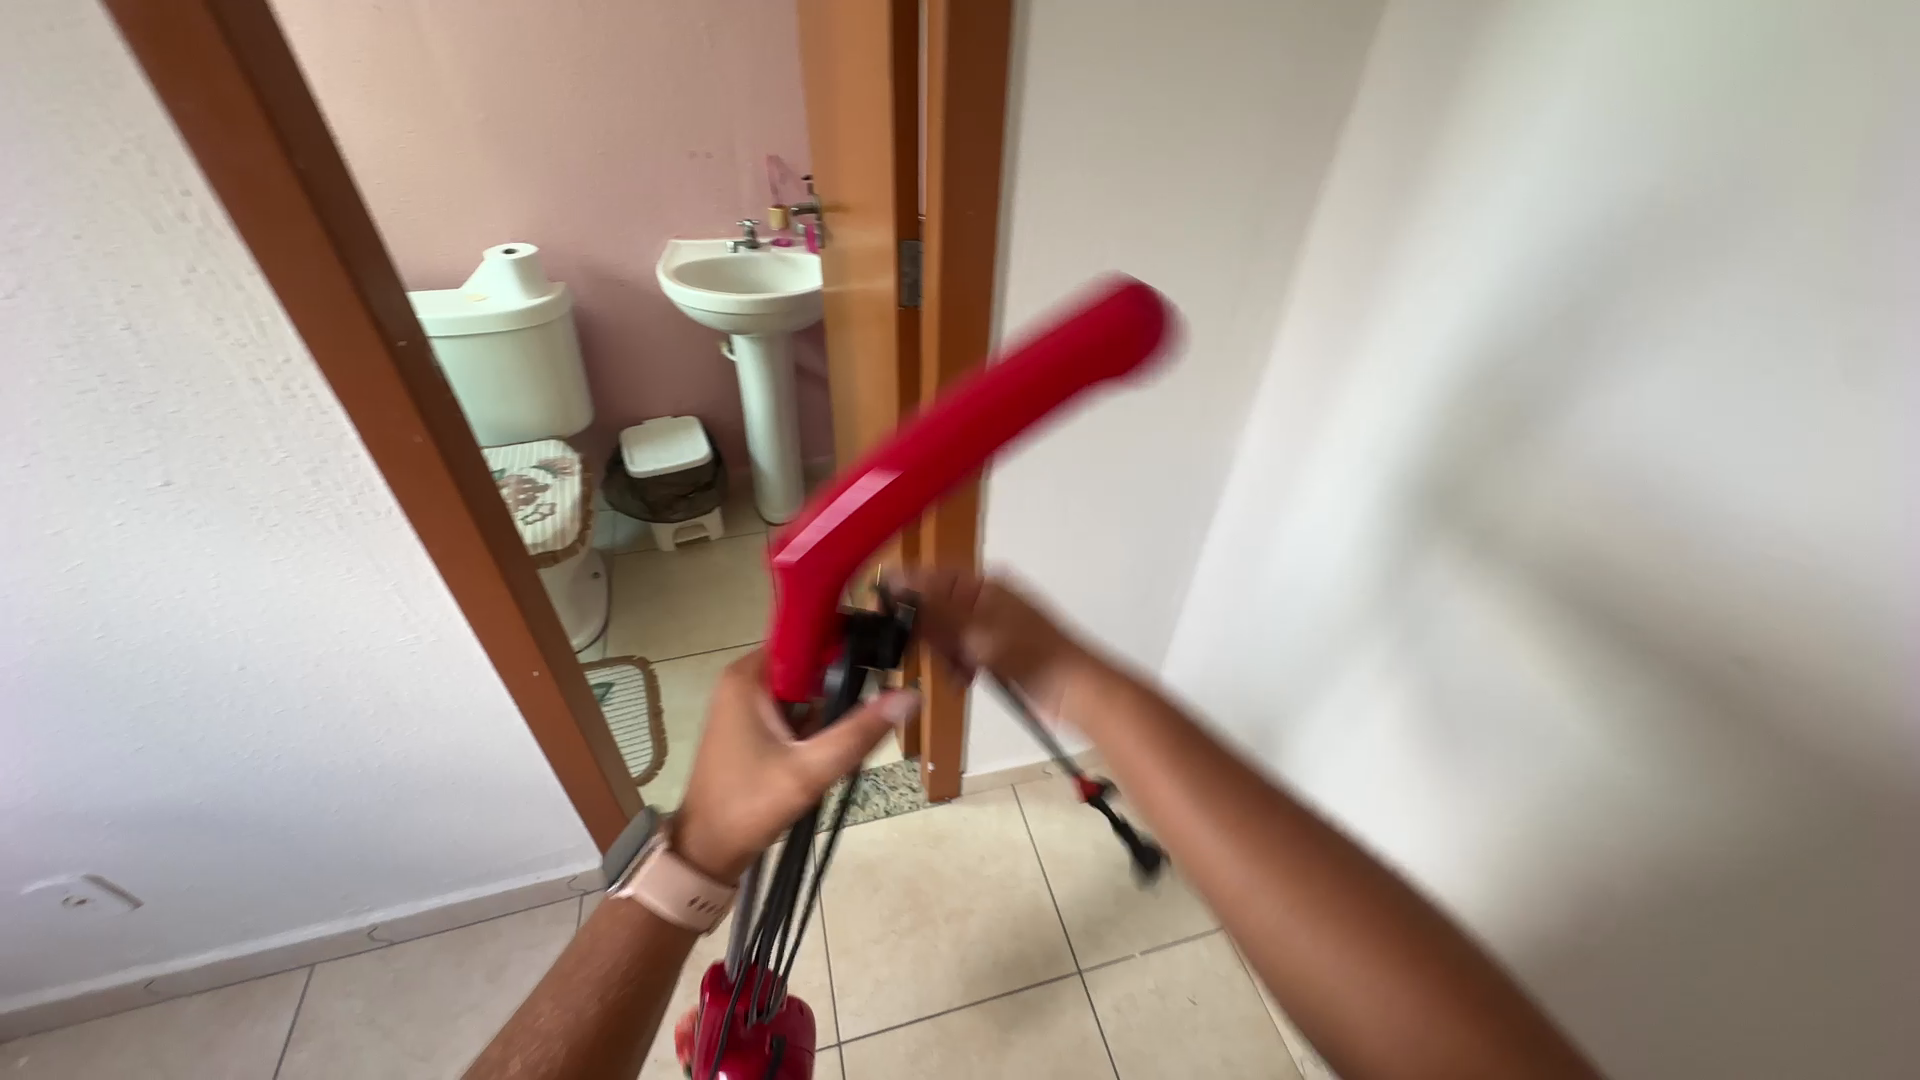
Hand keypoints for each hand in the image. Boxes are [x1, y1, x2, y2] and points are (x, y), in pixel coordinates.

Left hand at [672, 649, 918, 881]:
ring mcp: (746, 702)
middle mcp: (745, 679)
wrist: (706, 854)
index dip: (844, 640)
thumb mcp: (810, 771)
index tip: (880, 656)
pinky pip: (795, 707)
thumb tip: (910, 696)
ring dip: (830, 706)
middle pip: (809, 662)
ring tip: (848, 735)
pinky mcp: (752, 724)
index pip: (806, 634)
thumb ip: (860, 732)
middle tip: (869, 708)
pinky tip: (827, 748)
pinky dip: (815, 723)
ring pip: (806, 687)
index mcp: (749, 676)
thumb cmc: (750, 807)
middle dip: (840, 683)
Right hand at [886, 566, 1088, 718]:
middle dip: (931, 637)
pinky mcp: (994, 653)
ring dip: (945, 658)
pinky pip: (960, 656)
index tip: (879, 617)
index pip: (928, 578)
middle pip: (933, 610)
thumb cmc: (1028, 654)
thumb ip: (931, 609)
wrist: (1076, 691)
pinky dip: (959, 668)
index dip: (903, 595)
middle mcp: (982, 599)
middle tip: (941, 654)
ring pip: (944, 637)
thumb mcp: (974, 630)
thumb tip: (890, 582)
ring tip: (961, 673)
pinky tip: (966, 681)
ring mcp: (989, 627)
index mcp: (981, 584)